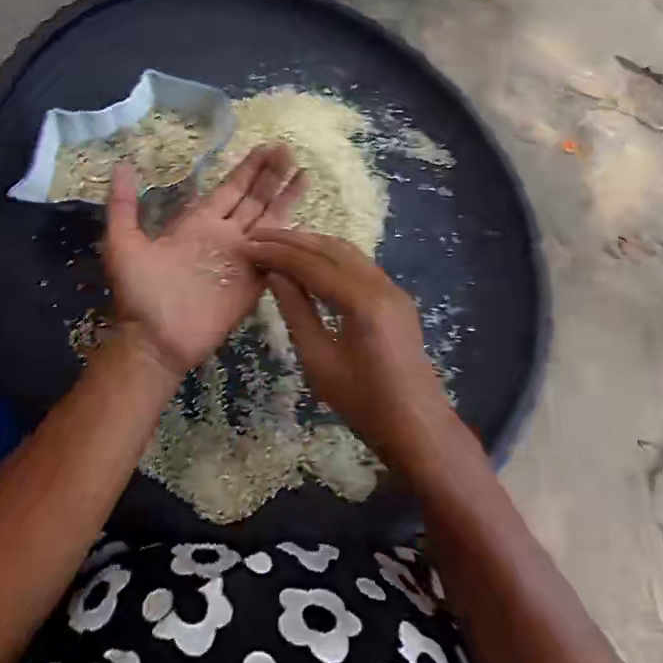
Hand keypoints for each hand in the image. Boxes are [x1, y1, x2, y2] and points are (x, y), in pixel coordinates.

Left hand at [102, 145, 305, 376]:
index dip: (247, 169)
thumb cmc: (139, 293)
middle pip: (253, 198)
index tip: (265, 147)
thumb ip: (123, 205)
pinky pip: (276, 256)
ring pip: (269, 221)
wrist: (155, 339)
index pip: (229, 189)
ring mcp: (241, 259)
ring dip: (285, 198)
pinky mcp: (253, 283)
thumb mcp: (122, 243)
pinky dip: (290, 239)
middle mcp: (223, 236)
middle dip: (270, 175)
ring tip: (304, 171)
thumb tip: (121, 165)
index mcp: (197, 223)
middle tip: (289, 149)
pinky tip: (305, 219)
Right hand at [241, 228, 451, 450]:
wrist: (415, 425)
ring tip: (277, 243)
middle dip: (291, 240)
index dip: (276, 254)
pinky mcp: (396, 297)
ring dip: (311, 244)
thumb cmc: (362, 402)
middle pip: (330, 249)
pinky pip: (359, 265)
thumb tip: (274, 274)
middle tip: (256, 237)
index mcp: (361, 302)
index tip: (247, 248)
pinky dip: (330, 257)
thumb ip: (296, 311)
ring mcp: (393, 289)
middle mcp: (381, 285)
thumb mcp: (318, 359)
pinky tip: (309, 262)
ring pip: (347, 252)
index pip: (311, 264)